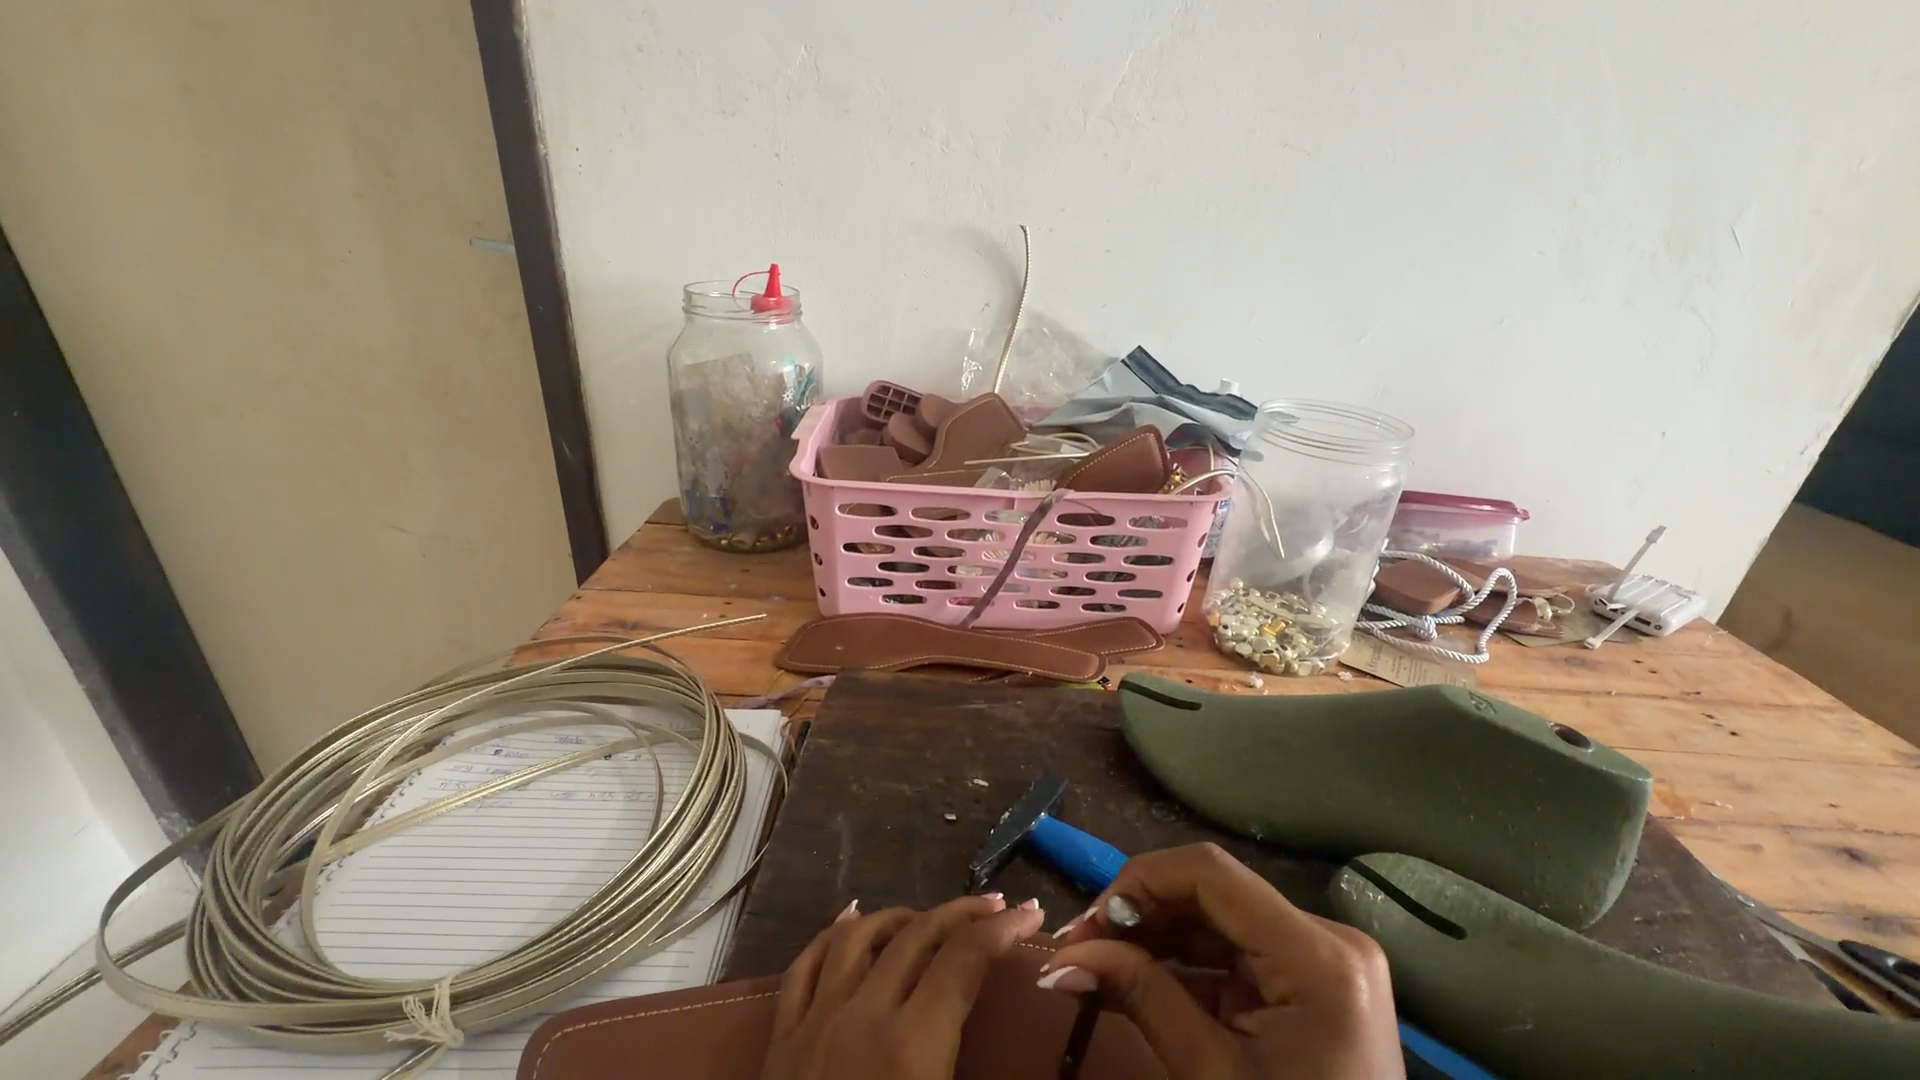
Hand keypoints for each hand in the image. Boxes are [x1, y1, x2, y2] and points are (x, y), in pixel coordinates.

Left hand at [760, 894, 1045, 1079]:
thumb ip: (979, 1070)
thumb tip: (1030, 1071)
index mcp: (913, 1045)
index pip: (964, 959)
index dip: (1002, 931)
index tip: (1031, 915)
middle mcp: (864, 1015)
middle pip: (918, 936)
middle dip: (963, 914)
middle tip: (997, 908)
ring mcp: (815, 1021)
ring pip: (859, 938)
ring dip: (901, 916)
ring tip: (930, 917)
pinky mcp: (780, 1038)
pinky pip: (802, 965)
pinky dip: (830, 933)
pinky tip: (849, 919)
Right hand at [1047, 844, 1401, 1079]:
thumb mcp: (1211, 1077)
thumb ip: (1141, 998)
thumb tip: (1063, 959)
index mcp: (1316, 957)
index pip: (1210, 873)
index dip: (1138, 883)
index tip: (1085, 925)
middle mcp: (1325, 939)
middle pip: (1212, 892)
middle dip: (1139, 914)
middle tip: (1078, 949)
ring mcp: (1320, 960)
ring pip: (1217, 920)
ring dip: (1153, 938)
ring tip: (1095, 964)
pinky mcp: (1308, 983)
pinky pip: (1233, 954)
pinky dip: (1182, 965)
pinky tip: (1133, 980)